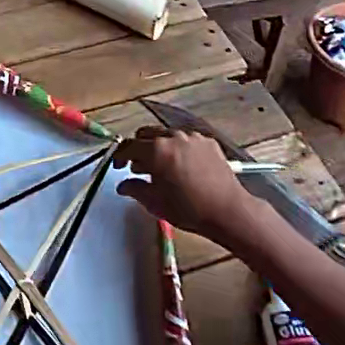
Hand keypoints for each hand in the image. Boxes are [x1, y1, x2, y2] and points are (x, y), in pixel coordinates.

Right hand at [113, 127, 275, 250]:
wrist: (225, 209)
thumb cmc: (189, 208)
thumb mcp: (155, 202)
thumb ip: (135, 189)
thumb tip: (125, 185)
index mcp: (157, 150)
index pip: (130, 146)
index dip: (120, 156)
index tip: (118, 164)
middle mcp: (174, 138)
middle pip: (148, 134)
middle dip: (139, 148)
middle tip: (138, 167)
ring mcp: (194, 138)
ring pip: (168, 135)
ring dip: (160, 147)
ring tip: (161, 168)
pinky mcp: (209, 142)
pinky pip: (187, 140)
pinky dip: (180, 149)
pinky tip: (182, 167)